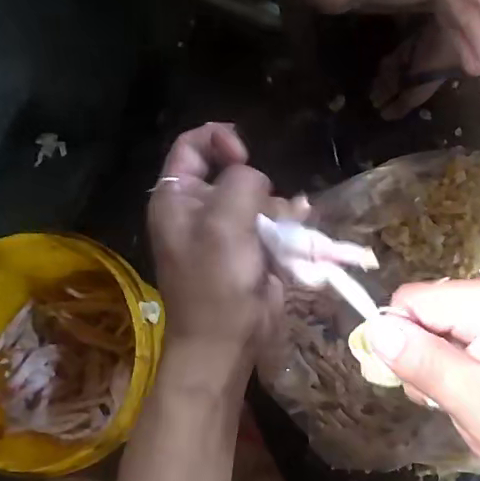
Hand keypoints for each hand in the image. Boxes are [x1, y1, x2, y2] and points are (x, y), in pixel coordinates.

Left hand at [146, 123, 279, 359]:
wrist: (227, 340)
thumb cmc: (217, 283)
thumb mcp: (224, 224)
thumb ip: (241, 184)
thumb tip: (258, 179)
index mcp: (177, 198)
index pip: (192, 146)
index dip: (219, 140)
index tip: (245, 158)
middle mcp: (200, 210)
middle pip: (233, 173)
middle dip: (257, 186)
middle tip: (266, 209)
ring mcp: (228, 232)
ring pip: (260, 200)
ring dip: (278, 209)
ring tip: (290, 225)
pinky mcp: (253, 252)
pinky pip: (273, 227)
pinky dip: (288, 227)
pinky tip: (302, 230)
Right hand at [361, 278, 479, 480]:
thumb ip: (426, 365)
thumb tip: (374, 329)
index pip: (410, 302)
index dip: (398, 343)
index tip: (415, 388)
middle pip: (427, 318)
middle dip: (427, 365)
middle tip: (455, 406)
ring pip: (445, 339)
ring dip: (447, 378)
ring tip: (478, 411)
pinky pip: (470, 350)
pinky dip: (469, 380)